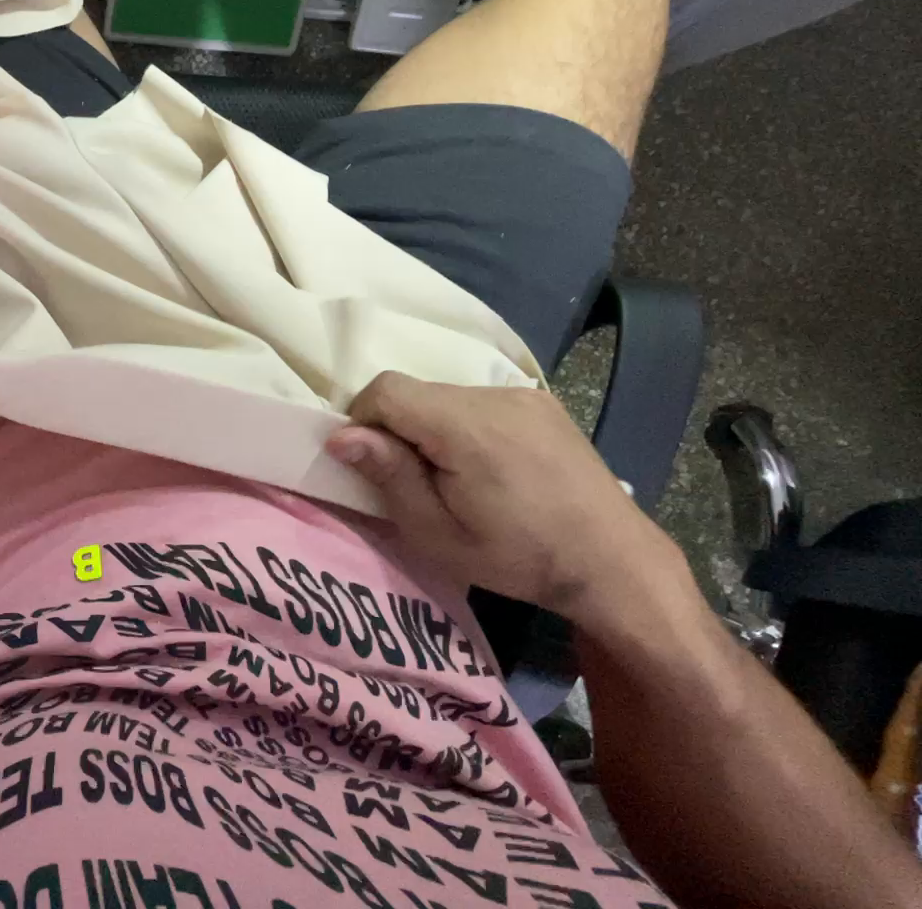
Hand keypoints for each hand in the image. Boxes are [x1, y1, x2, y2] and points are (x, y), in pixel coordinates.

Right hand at [325, 371, 687, 623]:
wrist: (614, 563)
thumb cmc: (517, 558)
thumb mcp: (436, 533)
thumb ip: (389, 476)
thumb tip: (340, 436)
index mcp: (470, 428)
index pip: (385, 390)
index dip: (363, 422)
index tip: (373, 465)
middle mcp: (497, 397)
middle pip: (412, 391)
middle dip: (394, 428)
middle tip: (411, 480)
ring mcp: (523, 395)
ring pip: (440, 395)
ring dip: (425, 426)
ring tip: (448, 475)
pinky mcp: (539, 402)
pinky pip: (473, 401)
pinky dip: (457, 425)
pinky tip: (481, 465)